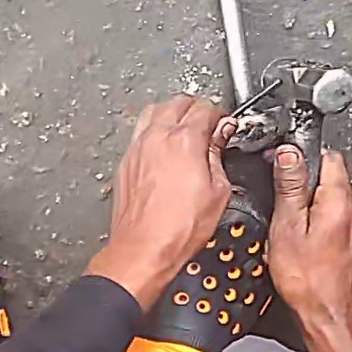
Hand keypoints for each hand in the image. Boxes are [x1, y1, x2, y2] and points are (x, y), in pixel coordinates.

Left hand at [86, 96, 234, 307]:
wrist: (144, 249)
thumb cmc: (177, 229)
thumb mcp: (218, 192)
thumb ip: (219, 156)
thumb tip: (221, 137)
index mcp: (184, 141)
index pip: (205, 109)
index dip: (220, 115)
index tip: (224, 125)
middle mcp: (157, 138)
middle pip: (177, 102)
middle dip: (196, 108)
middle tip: (208, 122)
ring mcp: (137, 148)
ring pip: (153, 111)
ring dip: (171, 112)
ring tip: (184, 127)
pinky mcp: (126, 162)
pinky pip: (140, 132)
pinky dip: (154, 129)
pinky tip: (163, 145)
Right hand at [268, 146, 351, 351]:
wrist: (325, 312)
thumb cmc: (306, 278)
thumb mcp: (286, 226)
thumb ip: (290, 186)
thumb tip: (289, 154)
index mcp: (340, 201)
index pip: (327, 156)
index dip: (302, 158)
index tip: (284, 169)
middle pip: (330, 176)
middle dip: (306, 185)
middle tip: (285, 207)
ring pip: (333, 195)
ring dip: (313, 204)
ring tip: (295, 228)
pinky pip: (337, 214)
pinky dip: (321, 219)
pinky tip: (307, 239)